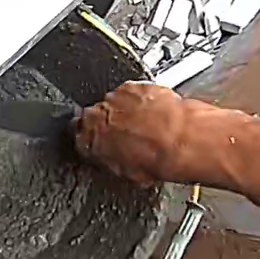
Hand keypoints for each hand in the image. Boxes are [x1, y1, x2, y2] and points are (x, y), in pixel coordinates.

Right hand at [75, 82, 199, 184]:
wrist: (181, 140)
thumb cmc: (156, 159)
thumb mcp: (126, 173)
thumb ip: (110, 160)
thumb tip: (114, 159)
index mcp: (88, 140)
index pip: (78, 136)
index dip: (92, 138)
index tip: (102, 141)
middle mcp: (95, 115)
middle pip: (95, 115)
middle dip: (109, 122)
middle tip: (129, 133)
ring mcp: (115, 98)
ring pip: (116, 102)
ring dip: (128, 110)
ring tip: (149, 122)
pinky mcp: (136, 85)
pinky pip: (135, 91)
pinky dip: (144, 99)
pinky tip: (158, 111)